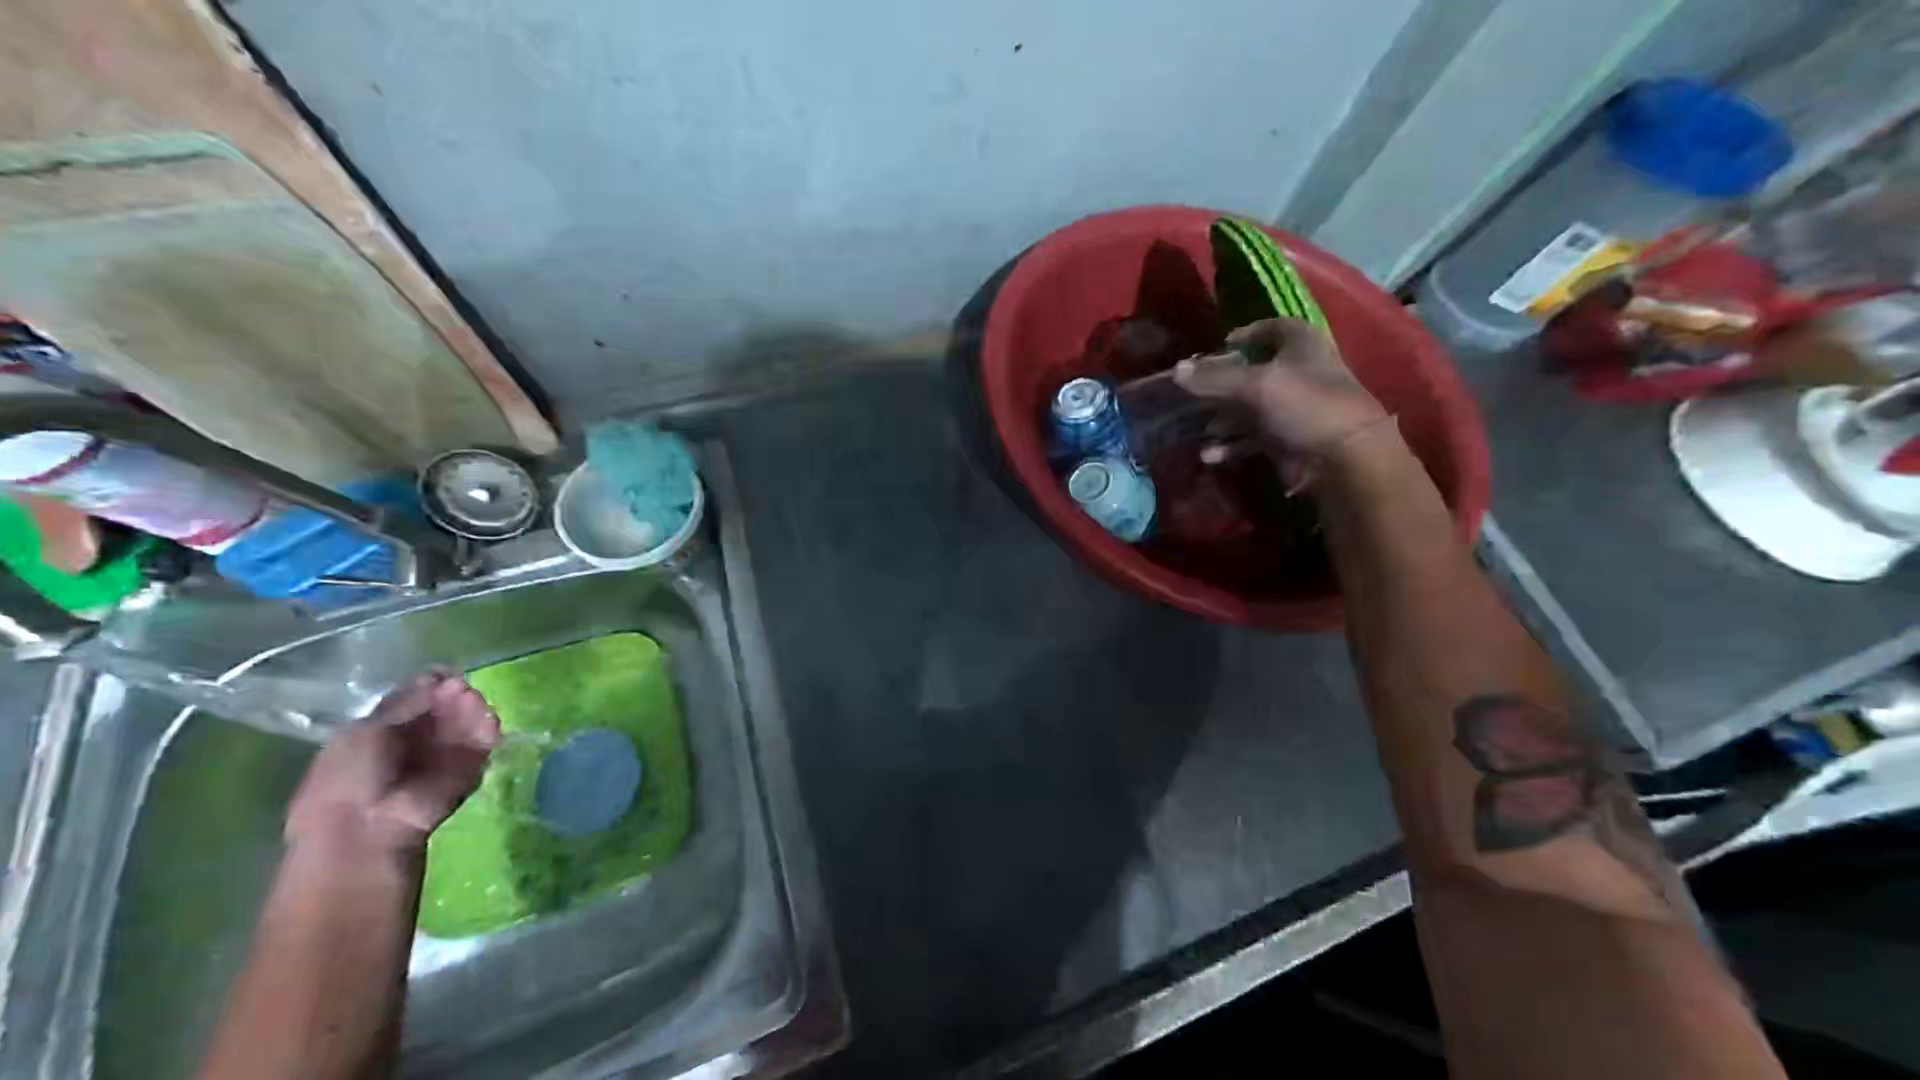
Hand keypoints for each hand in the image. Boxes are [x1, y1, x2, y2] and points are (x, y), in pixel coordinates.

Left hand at [285, 671, 500, 857]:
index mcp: (379, 731)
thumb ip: (406, 702)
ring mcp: (442, 758)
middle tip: (460, 687)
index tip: (443, 673)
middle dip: (453, 695)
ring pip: (465, 725)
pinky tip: (489, 720)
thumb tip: (437, 675)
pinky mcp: (468, 772)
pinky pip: (482, 746)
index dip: (429, 684)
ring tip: (473, 700)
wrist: (366, 830)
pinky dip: (487, 732)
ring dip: (471, 710)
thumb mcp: (364, 731)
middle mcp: (413, 742)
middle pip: (443, 709)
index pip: (414, 700)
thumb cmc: (348, 778)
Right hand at [1174, 318, 1387, 455]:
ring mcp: (1292, 408)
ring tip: (1202, 431)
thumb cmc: (1303, 405)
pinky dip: (1231, 446)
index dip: (1246, 334)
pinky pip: (1251, 438)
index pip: (1272, 328)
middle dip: (1221, 384)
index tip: (1219, 347)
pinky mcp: (1286, 439)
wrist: (1341, 459)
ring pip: (1248, 408)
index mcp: (1301, 345)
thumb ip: (1212, 378)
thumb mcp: (1254, 385)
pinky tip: (1210, 455)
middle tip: (1194, 393)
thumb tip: (1176, 371)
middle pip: (1252, 371)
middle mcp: (1298, 372)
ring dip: (1222, 420)